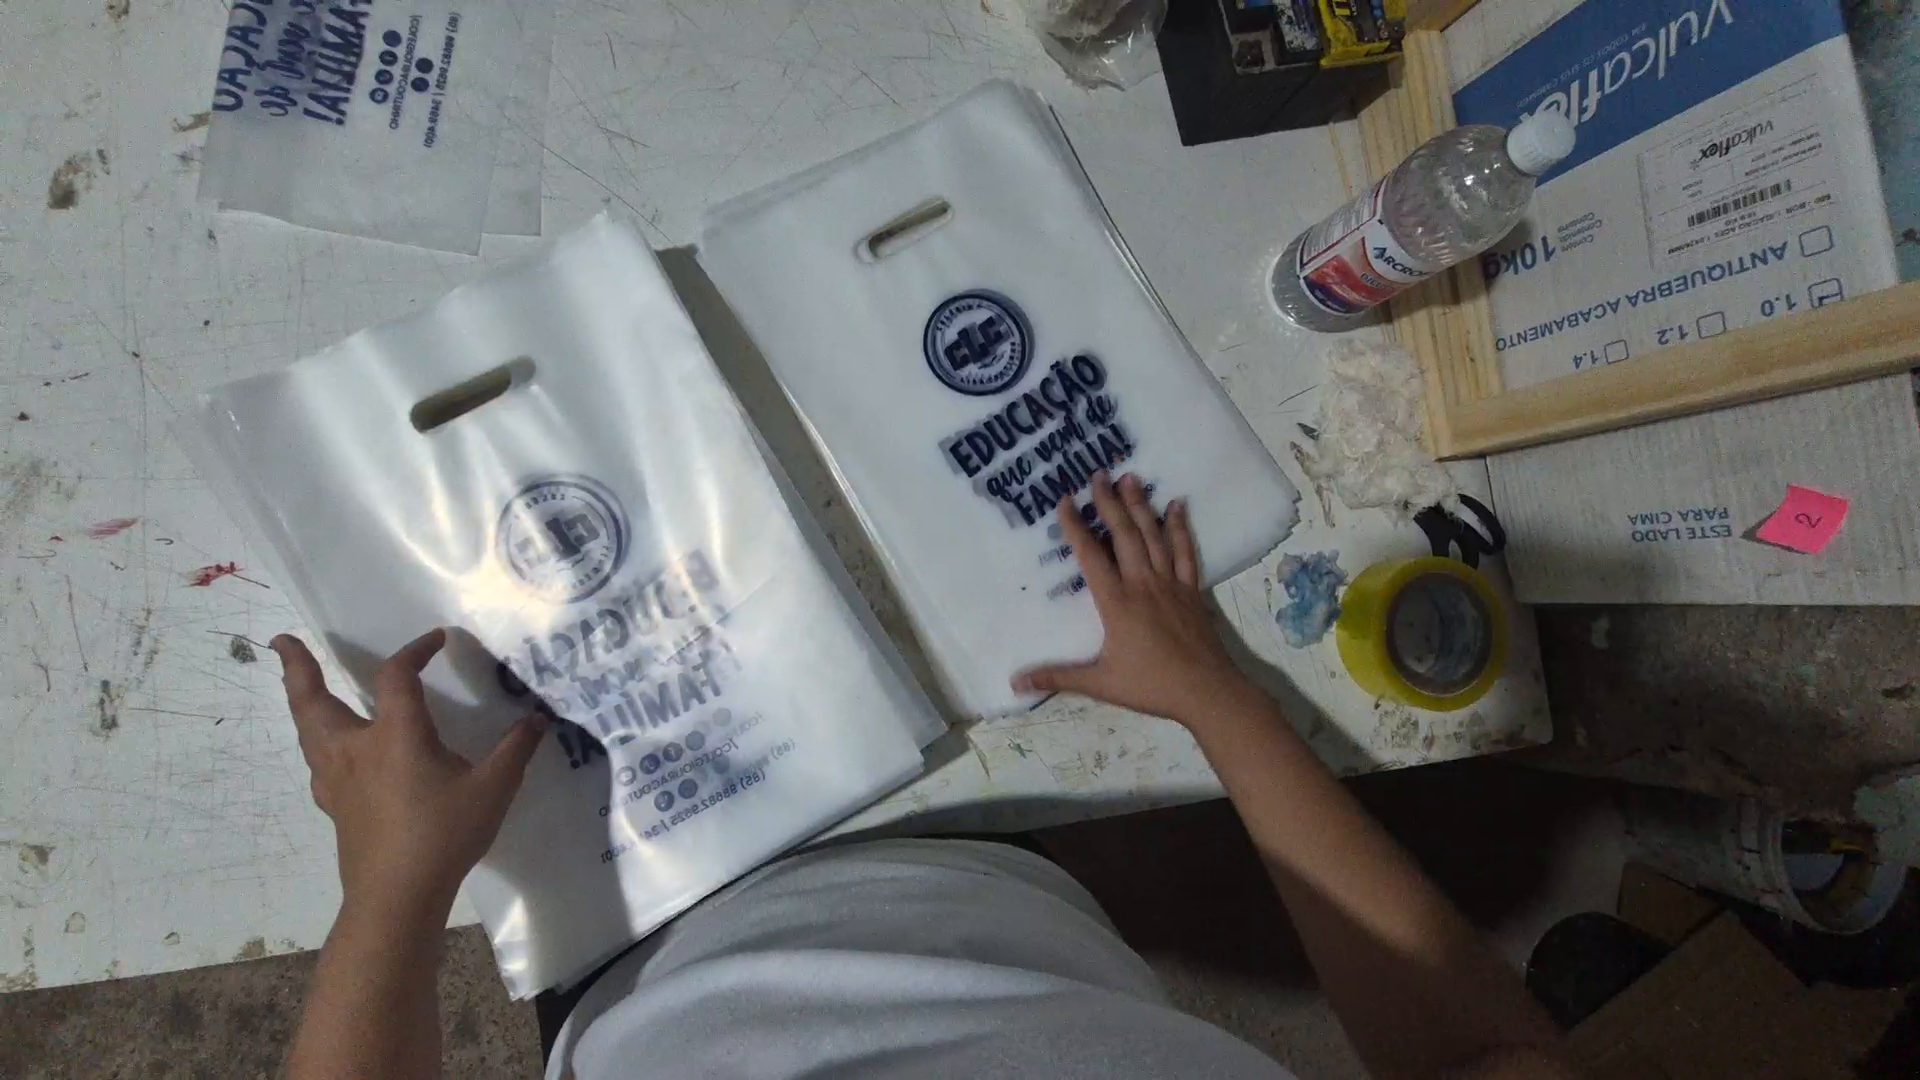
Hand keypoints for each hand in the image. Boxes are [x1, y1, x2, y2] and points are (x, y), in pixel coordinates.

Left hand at [273, 628, 545, 921]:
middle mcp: (357, 749)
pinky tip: (335, 748)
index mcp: (397, 737)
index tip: (438, 639)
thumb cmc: (446, 834)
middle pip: (315, 701)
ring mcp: (338, 780)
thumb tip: (538, 717)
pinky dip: (319, 739)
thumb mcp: (495, 786)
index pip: (398, 677)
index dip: (416, 651)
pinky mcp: (335, 804)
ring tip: (300, 685)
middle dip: (298, 669)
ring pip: (308, 730)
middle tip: (283, 642)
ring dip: (301, 701)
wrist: (397, 896)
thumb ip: (517, 747)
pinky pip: (318, 759)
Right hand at [1014, 472, 1259, 725]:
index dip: (1076, 527)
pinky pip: (1186, 552)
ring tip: (1131, 478)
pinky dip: (1181, 527)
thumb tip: (1016, 682)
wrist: (1207, 692)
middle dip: (1110, 503)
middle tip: (1099, 475)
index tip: (1066, 500)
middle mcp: (1143, 584)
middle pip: (1124, 535)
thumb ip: (1057, 677)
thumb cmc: (1151, 685)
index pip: (1092, 556)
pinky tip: (1178, 506)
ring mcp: (1171, 584)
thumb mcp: (1100, 683)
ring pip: (1154, 536)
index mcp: (1117, 602)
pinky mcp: (1192, 590)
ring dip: (1141, 505)